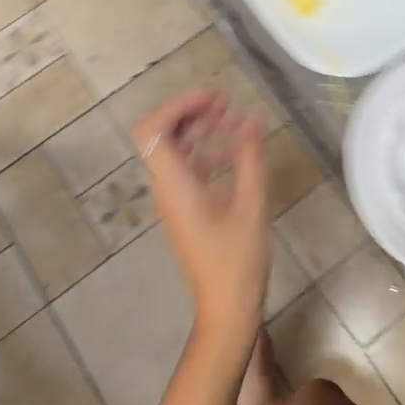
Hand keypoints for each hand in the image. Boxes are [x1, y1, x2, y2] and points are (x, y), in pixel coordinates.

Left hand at [134, 90, 269, 342]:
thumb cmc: (237, 259)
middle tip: (225, 104)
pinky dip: (210, 153)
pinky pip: (190, 169)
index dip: (178, 105)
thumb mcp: (252, 205)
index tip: (213, 98)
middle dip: (191, 112)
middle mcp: (167, 187)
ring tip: (236, 120)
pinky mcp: (188, 210)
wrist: (226, 306)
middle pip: (163, 135)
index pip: (152, 130)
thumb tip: (251, 119)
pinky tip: (239, 152)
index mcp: (174, 184)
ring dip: (202, 130)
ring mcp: (175, 199)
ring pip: (178, 151)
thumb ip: (251, 158)